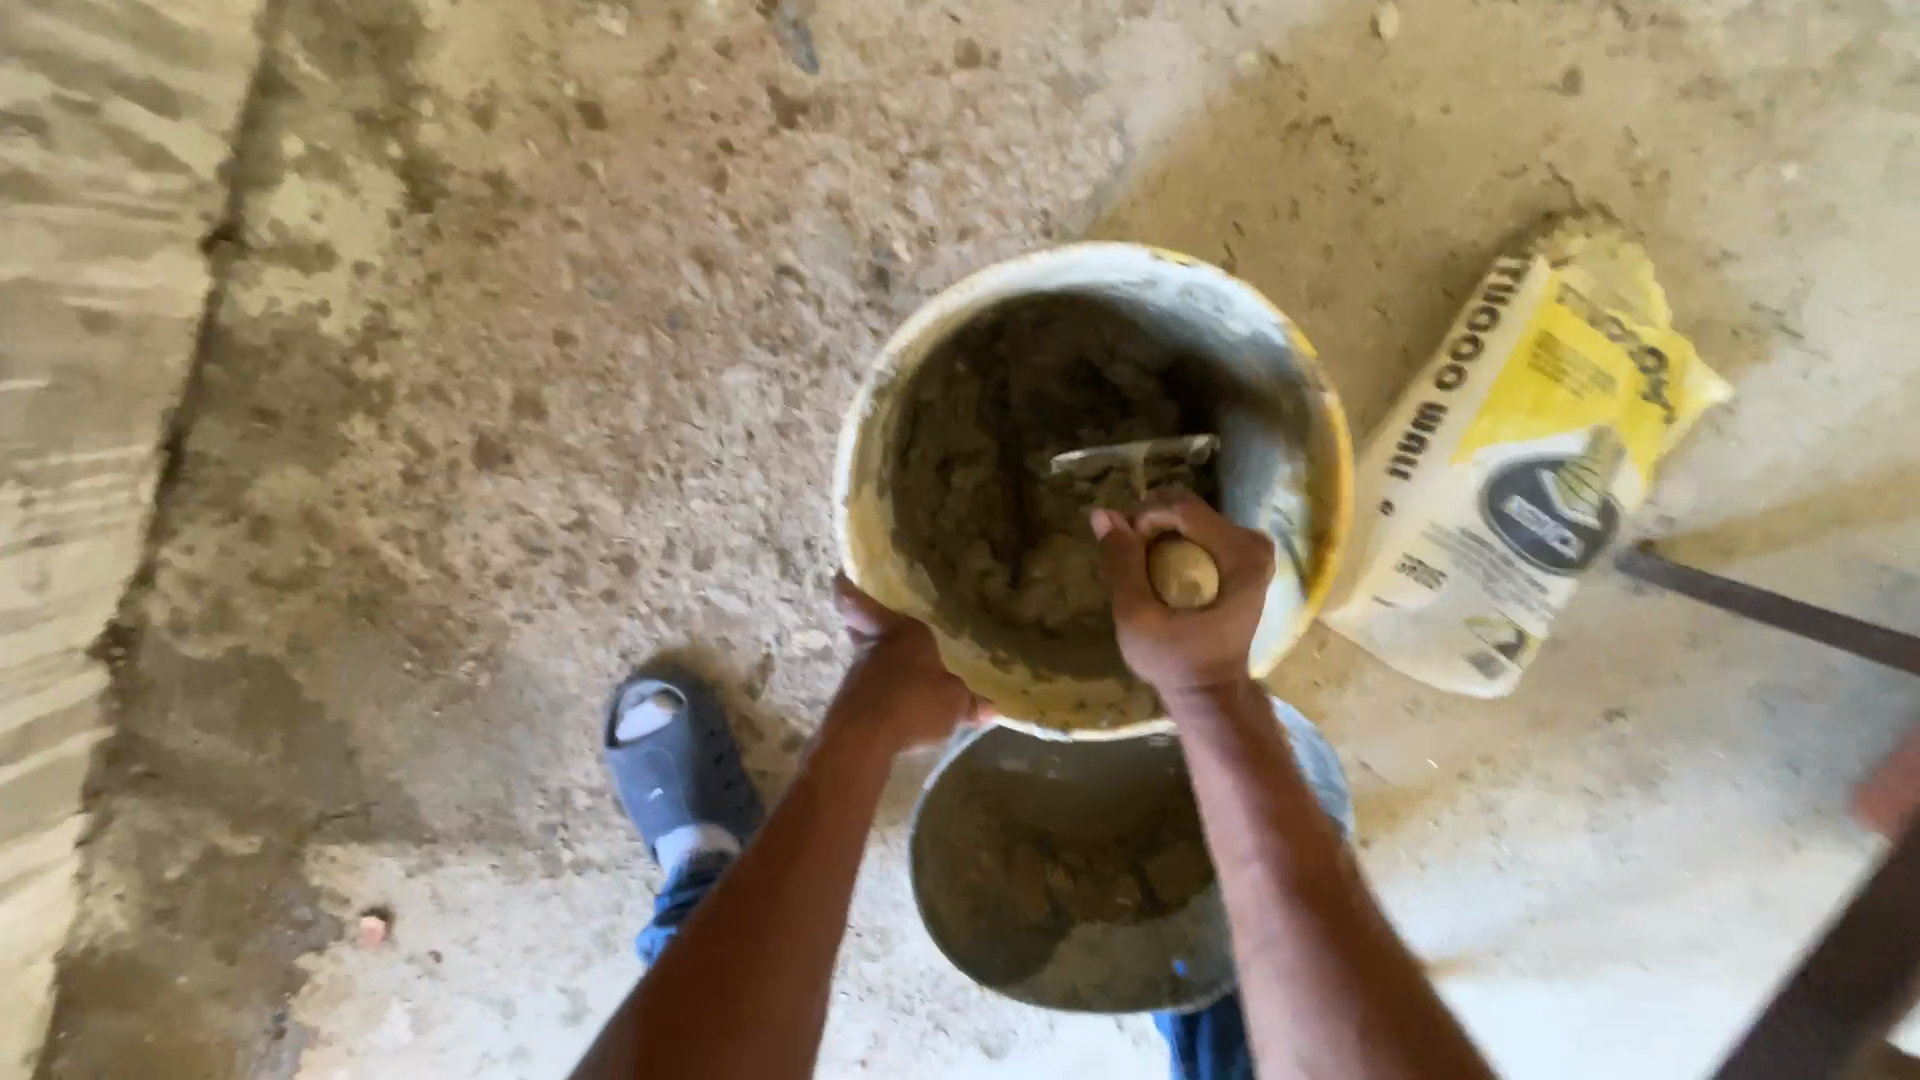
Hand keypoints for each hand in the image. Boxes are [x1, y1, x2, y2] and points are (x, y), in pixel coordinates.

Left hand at [825, 574, 981, 754]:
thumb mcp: (954, 704)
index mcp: (902, 632)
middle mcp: (874, 647)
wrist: (864, 738)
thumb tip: (991, 707)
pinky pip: (869, 693)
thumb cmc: (914, 702)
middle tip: (878, 627)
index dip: (849, 589)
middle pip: (863, 630)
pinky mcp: (849, 705)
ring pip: (867, 662)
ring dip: (881, 669)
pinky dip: (881, 699)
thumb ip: (969, 702)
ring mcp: (857, 675)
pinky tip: (899, 712)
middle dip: (868, 628)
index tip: (839, 576)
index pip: (862, 602)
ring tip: (904, 681)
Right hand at [1092, 487, 1276, 698]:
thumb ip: (1121, 563)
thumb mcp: (1137, 616)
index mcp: (1240, 555)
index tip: (1122, 552)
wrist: (1209, 693)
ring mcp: (1251, 551)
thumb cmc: (1174, 661)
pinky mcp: (1242, 560)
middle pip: (1186, 508)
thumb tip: (1101, 513)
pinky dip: (1169, 544)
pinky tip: (1155, 572)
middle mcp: (1253, 544)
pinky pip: (1196, 533)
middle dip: (1147, 525)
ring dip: (1155, 535)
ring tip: (1137, 570)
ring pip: (1188, 518)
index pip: (1181, 507)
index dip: (1143, 519)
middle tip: (1126, 562)